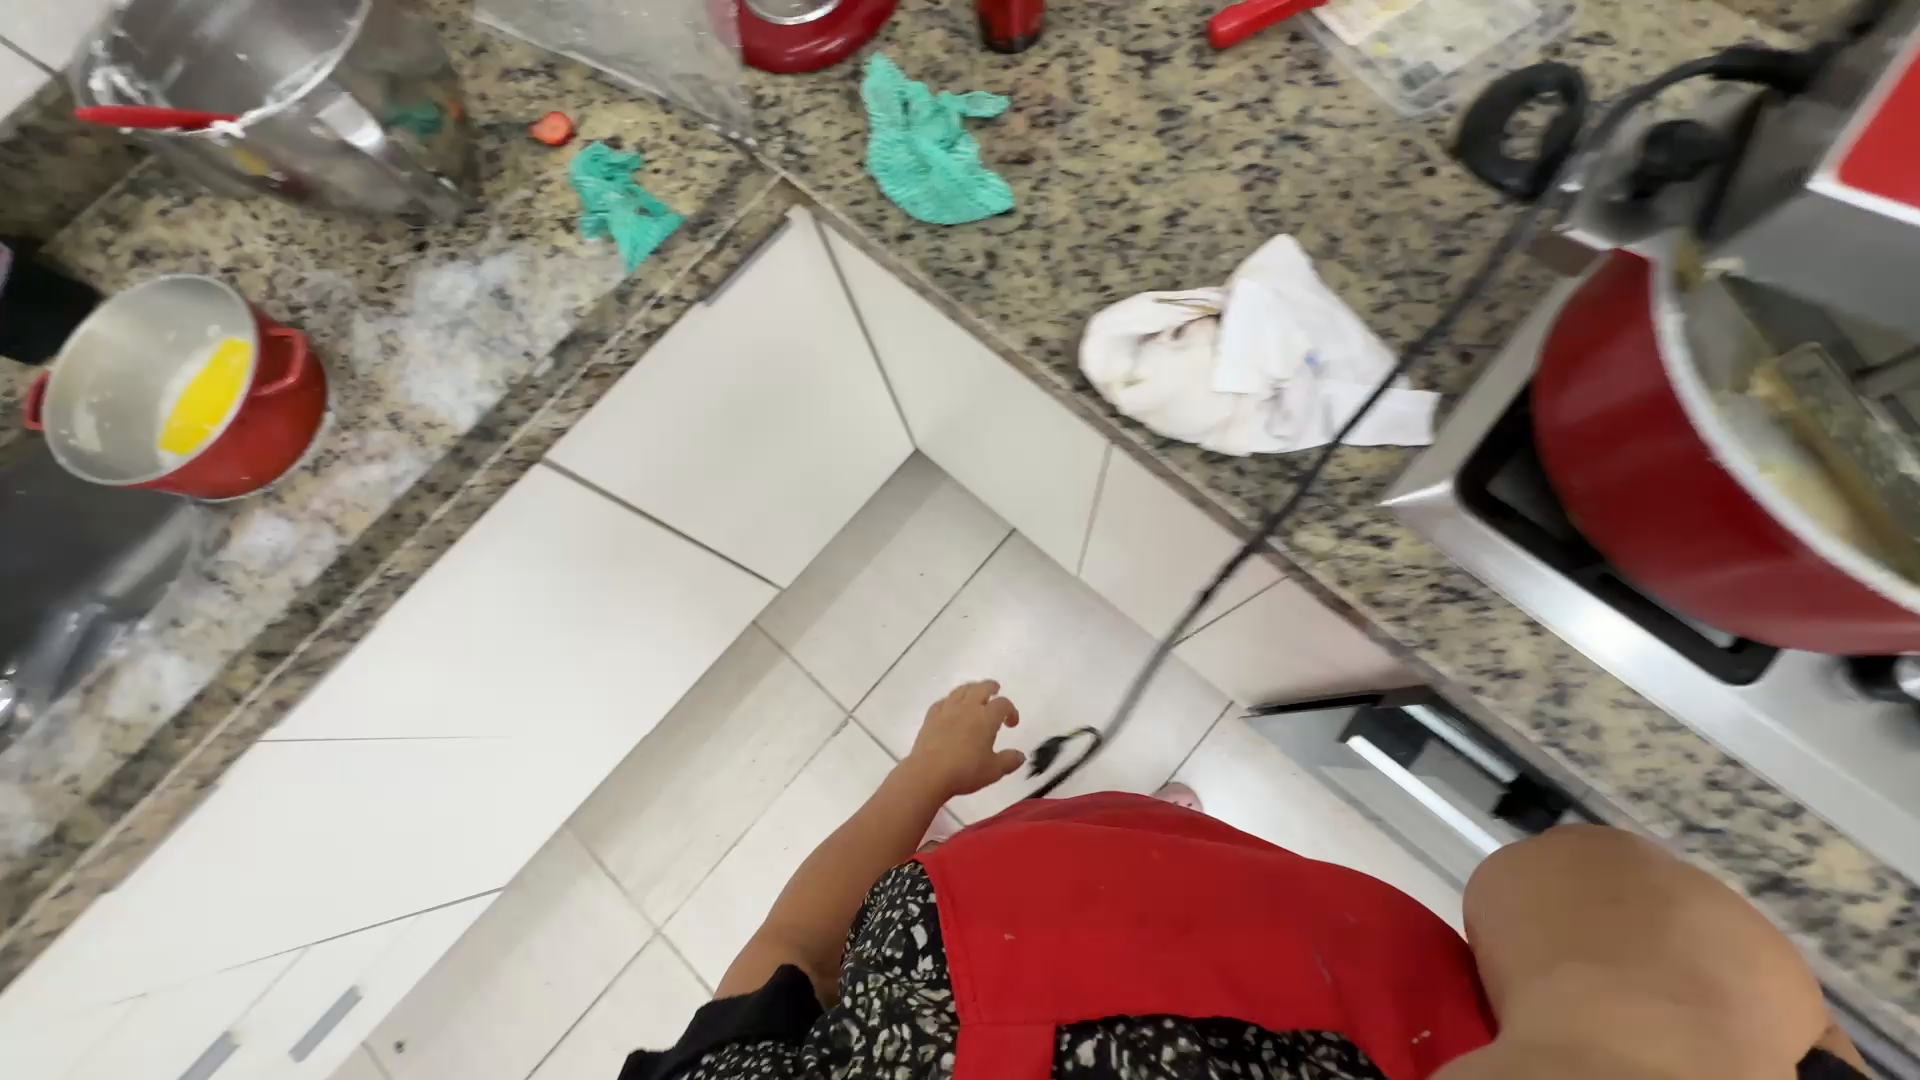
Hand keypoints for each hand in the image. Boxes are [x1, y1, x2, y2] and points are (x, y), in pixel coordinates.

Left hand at [902, 681, 1025, 798]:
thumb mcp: (994, 771)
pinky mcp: (931, 717)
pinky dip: (950, 701)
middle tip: (996, 690)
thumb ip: (1009, 761)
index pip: (1003, 704)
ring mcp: (947, 710)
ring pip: (961, 690)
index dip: (1011, 710)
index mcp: (986, 717)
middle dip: (991, 687)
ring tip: (974, 693)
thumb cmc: (965, 771)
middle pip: (981, 688)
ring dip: (971, 689)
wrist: (929, 773)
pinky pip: (942, 701)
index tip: (1012, 723)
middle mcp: (967, 708)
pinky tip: (950, 707)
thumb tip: (1021, 756)